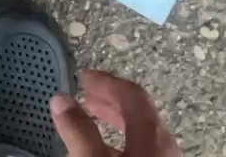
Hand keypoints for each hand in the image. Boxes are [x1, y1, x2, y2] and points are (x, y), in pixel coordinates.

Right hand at [52, 71, 180, 156]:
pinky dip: (124, 139)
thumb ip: (79, 131)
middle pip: (138, 110)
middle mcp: (166, 143)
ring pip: (142, 131)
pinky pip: (145, 147)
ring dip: (116, 118)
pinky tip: (108, 149)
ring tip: (92, 118)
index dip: (105, 80)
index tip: (83, 75)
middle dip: (109, 97)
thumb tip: (60, 98)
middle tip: (86, 92)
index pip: (131, 93)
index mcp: (153, 132)